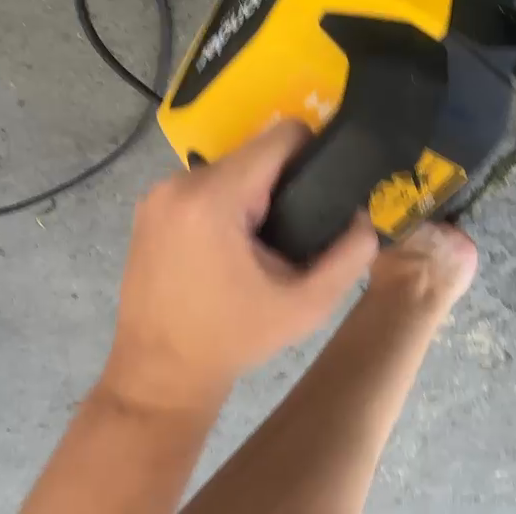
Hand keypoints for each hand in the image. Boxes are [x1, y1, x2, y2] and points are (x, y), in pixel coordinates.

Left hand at [100, 121, 378, 411]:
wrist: (157, 379)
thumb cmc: (233, 339)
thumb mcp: (307, 305)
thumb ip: (350, 254)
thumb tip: (365, 214)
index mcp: (215, 198)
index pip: (284, 135)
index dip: (315, 154)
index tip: (324, 191)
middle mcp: (180, 183)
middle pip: (259, 150)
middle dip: (286, 180)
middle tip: (297, 227)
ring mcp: (159, 194)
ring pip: (235, 165)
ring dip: (258, 190)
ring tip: (267, 238)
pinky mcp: (150, 207)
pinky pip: (210, 182)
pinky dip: (231, 200)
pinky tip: (236, 243)